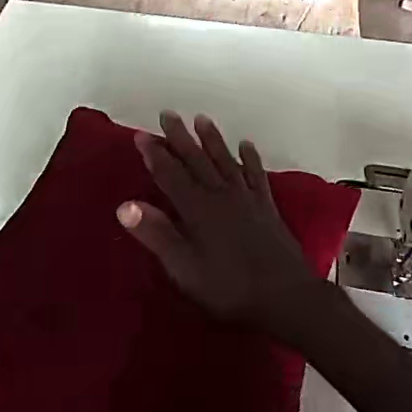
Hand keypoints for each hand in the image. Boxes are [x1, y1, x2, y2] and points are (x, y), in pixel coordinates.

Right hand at [118, 111, 334, 344]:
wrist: (287, 296)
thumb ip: (156, 235)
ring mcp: (247, 199)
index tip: (140, 135)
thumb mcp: (184, 268)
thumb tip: (125, 205)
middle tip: (167, 114)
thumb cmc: (229, 288)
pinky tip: (246, 145)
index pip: (170, 175)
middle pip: (197, 160)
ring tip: (201, 119)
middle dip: (180, 137)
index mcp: (198, 210)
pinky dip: (250, 158)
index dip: (154, 155)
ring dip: (212, 140)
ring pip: (225, 161)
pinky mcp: (267, 207)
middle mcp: (221, 196)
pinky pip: (256, 175)